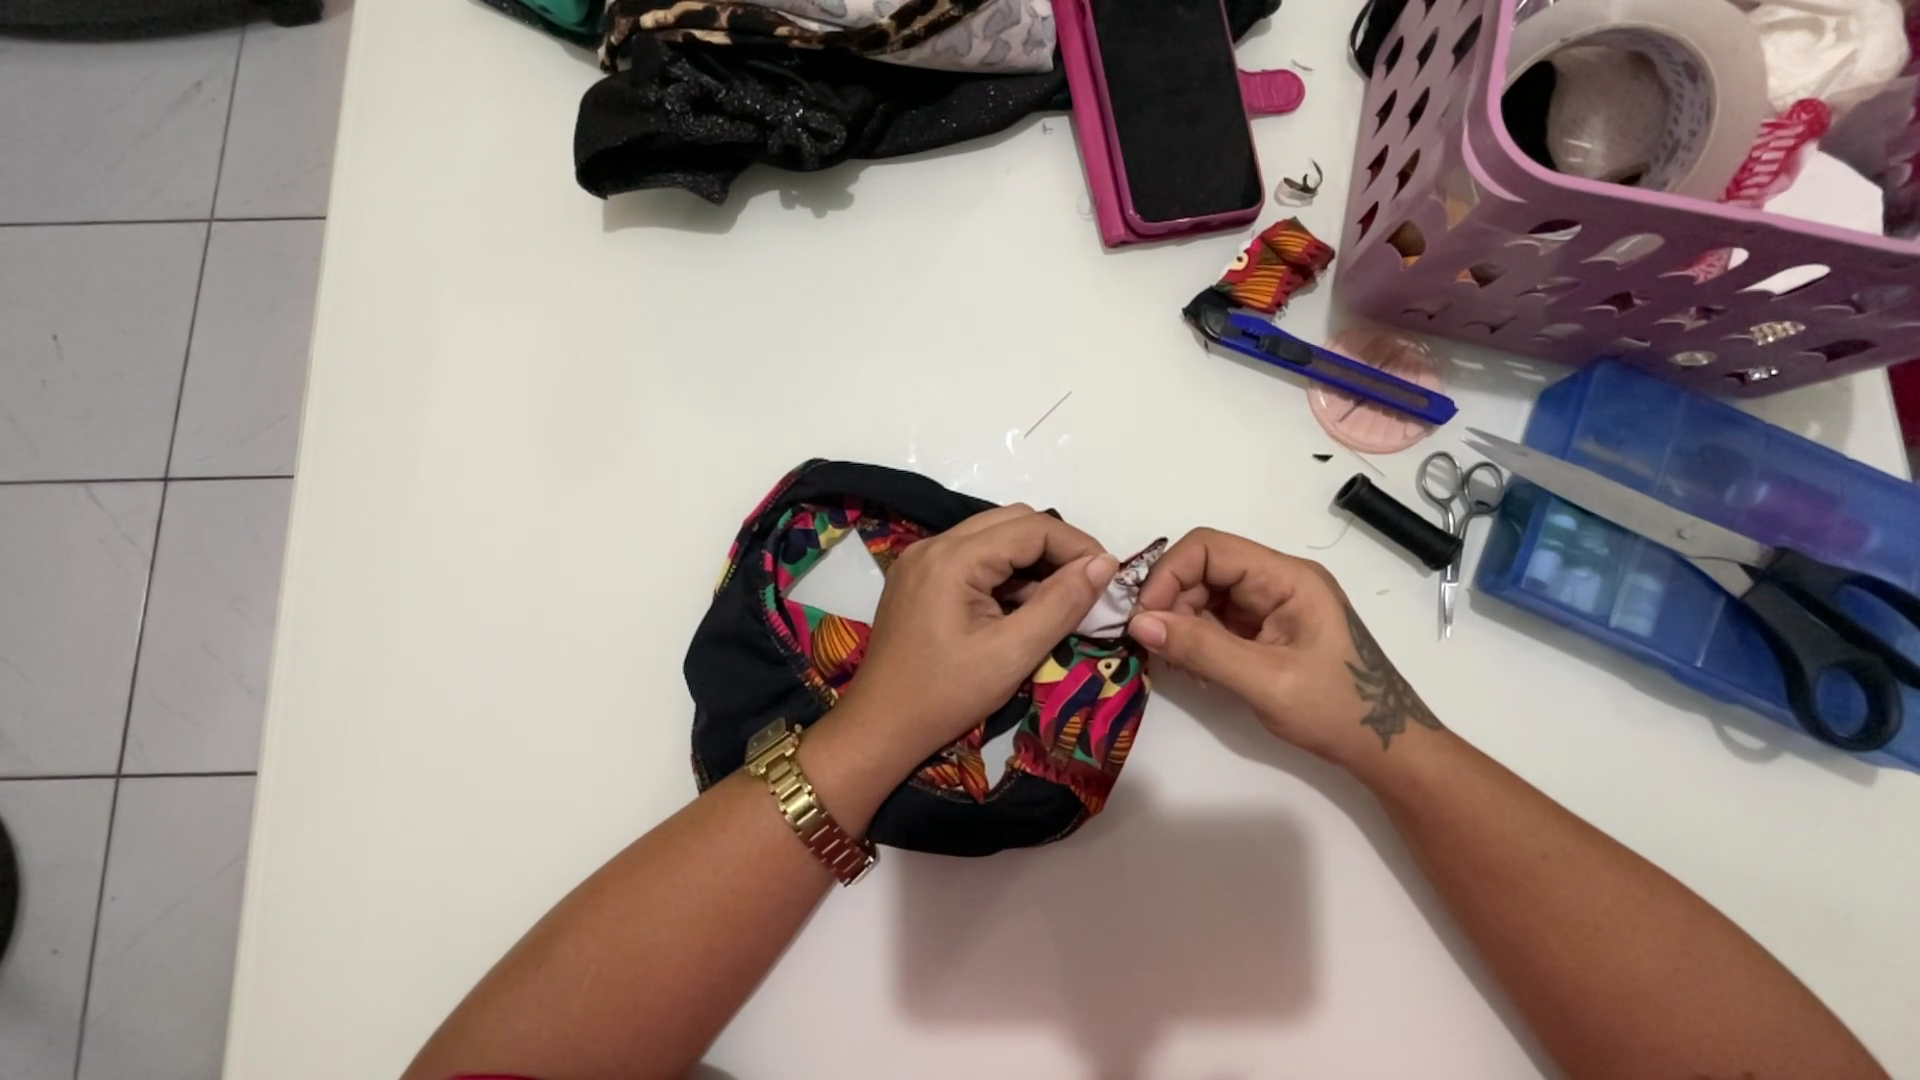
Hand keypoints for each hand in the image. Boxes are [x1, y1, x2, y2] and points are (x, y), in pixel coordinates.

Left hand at [842, 505, 1117, 766]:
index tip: (1108, 577)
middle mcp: (932, 545)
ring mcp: (920, 560)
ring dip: (1030, 560)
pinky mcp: (917, 578)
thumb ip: (1061, 604)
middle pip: (1010, 523)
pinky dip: (1004, 573)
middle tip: (1088, 585)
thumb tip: (1103, 564)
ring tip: (1061, 598)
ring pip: (992, 538)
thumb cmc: (946, 695)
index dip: (1076, 545)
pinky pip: (971, 558)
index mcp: (952, 558)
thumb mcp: (1013, 654)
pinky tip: (1022, 606)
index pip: (1030, 527)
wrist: (880, 728)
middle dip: (1055, 548)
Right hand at [1126, 528, 1442, 766]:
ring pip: (1204, 595)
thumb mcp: (1264, 681)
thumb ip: (1200, 649)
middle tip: (1156, 646)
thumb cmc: (1335, 711)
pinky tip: (1195, 670)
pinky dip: (1195, 640)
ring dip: (1180, 624)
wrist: (1384, 749)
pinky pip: (1215, 620)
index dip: (1169, 574)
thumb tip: (1138, 624)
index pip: (1209, 548)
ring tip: (1178, 663)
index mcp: (1287, 578)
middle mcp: (1277, 581)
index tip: (1146, 618)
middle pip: (1203, 569)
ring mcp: (1271, 605)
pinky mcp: (1264, 629)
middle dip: (1171, 603)